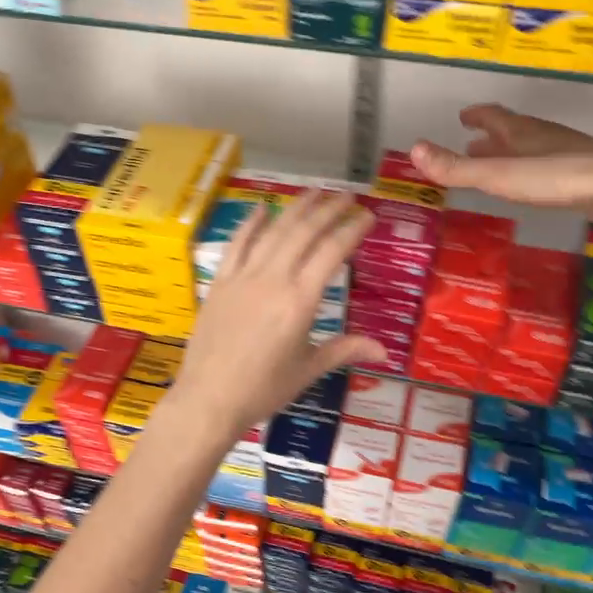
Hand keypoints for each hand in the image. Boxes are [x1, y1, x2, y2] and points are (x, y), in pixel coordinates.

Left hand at [167, 189, 384, 438]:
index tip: (367, 215)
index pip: (332, 252)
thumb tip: (384, 350)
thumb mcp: (307, 371)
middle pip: (304, 232)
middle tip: (346, 196)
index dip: (351, 229)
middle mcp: (273, 280)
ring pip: (273, 232)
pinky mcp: (219, 283)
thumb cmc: (263, 390)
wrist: (208, 399)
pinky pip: (237, 245)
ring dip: (295, 208)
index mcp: (300, 301)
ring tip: (314, 192)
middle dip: (328, 210)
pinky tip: (261, 209)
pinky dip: (251, 224)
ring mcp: (242, 278)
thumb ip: (344, 350)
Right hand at [409, 104, 592, 213]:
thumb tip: (413, 151)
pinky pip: (549, 164)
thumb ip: (456, 168)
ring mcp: (565, 152)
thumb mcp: (498, 175)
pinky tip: (535, 183)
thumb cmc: (555, 177)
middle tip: (472, 141)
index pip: (492, 116)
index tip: (463, 116)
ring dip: (511, 152)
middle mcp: (541, 136)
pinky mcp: (583, 171)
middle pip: (511, 130)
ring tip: (497, 163)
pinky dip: (532, 168)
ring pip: (531, 147)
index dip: (476, 116)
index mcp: (519, 131)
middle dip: (490, 135)